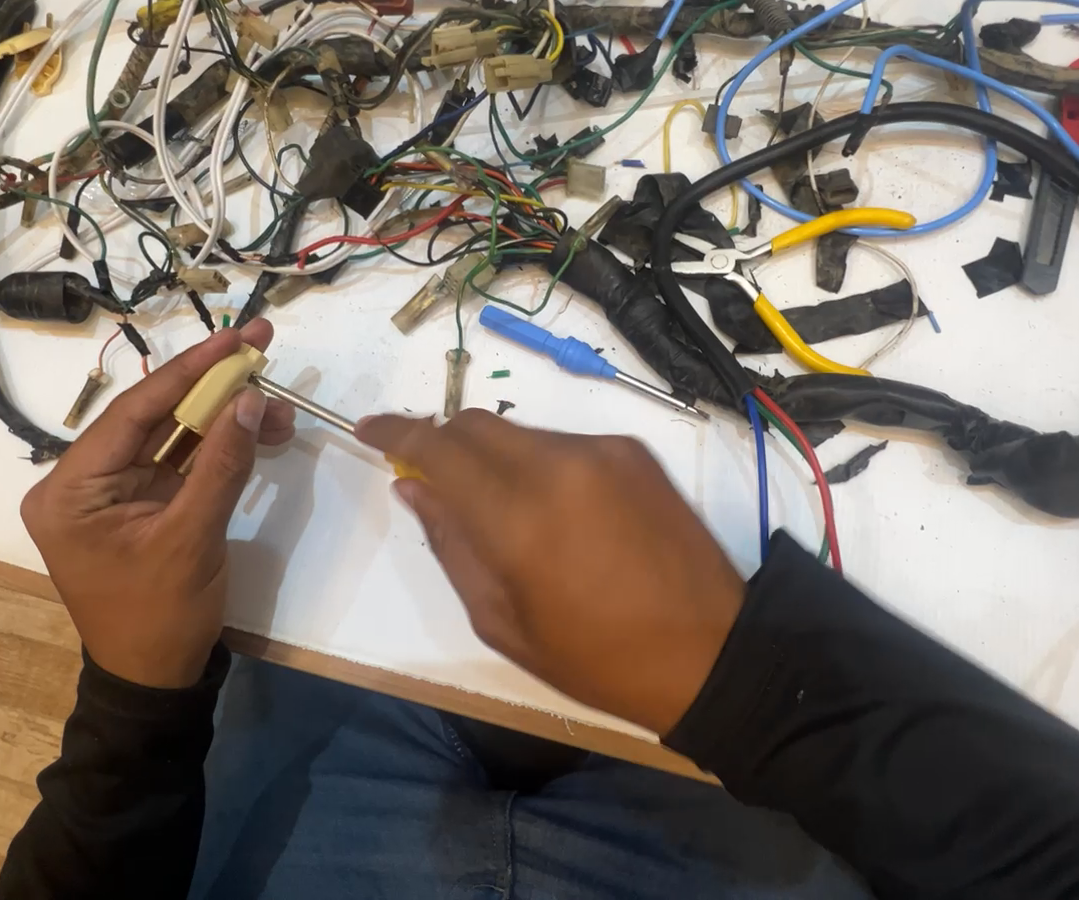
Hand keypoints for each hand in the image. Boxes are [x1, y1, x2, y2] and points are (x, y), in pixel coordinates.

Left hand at [20, 320, 295, 687]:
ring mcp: (117, 490)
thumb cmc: (160, 615)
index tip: (232, 338)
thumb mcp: (192, 538)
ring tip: (278, 403)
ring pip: (176, 434)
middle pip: (157, 416)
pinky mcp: (146, 501)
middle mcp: (85, 480)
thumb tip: (250, 399)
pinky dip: (223, 445)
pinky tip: (262, 428)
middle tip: (259, 344)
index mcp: (70, 490)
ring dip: (227, 415)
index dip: (188, 371)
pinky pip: (186, 460)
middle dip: (212, 384)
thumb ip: (221, 464)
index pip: (133, 412)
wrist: (157, 678)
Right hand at [358, 410, 744, 735]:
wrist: (710, 650)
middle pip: (475, 423)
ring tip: (506, 511)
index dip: (395, 432)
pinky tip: (559, 511)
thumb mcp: (502, 621)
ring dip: (493, 457)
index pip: (437, 447)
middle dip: (442, 442)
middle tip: (432, 478)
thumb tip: (414, 489)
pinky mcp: (633, 449)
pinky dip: (540, 463)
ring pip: (520, 432)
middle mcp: (557, 464)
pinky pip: (564, 442)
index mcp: (517, 516)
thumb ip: (450, 544)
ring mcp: (601, 450)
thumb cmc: (595, 656)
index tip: (368, 431)